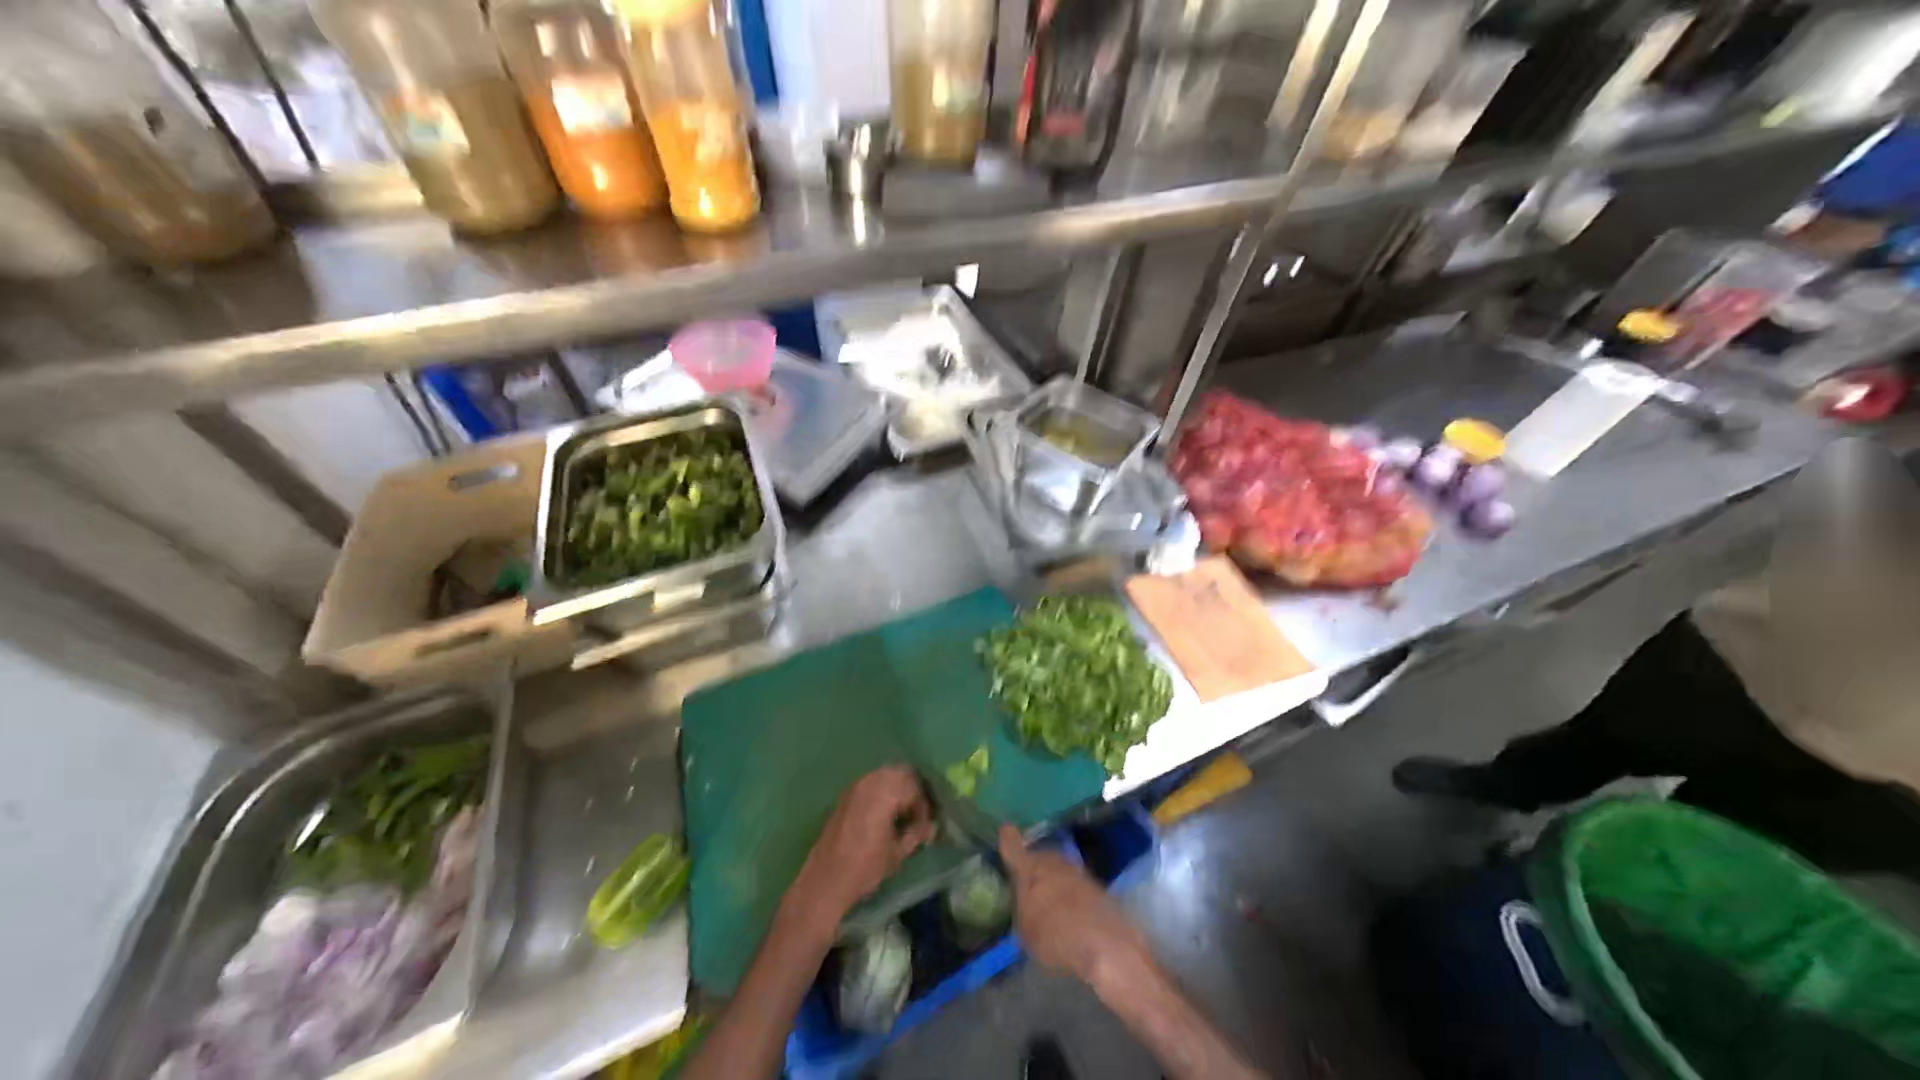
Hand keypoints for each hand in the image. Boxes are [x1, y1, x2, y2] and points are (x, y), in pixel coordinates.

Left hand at [789, 766, 935, 924]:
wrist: (826, 879)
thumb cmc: (865, 867)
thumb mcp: (898, 853)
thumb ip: (916, 834)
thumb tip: (931, 827)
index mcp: (885, 792)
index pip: (915, 788)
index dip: (924, 807)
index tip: (926, 827)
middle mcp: (869, 782)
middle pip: (901, 774)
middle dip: (913, 792)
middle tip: (917, 815)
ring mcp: (855, 786)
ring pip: (885, 775)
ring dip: (898, 790)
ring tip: (902, 815)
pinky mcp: (845, 795)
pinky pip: (871, 783)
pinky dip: (882, 791)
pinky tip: (884, 814)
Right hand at [999, 825, 1149, 984]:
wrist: (1105, 943)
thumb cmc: (1054, 937)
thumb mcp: (1025, 932)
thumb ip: (1021, 910)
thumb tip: (1023, 902)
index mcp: (1028, 869)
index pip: (1013, 847)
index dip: (1008, 839)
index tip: (1005, 830)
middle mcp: (1052, 862)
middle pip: (1039, 857)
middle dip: (1033, 867)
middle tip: (1028, 884)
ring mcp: (1077, 871)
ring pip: (1058, 869)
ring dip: (1054, 880)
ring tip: (1050, 901)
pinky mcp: (1097, 886)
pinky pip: (1075, 885)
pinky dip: (1071, 894)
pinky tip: (1071, 912)